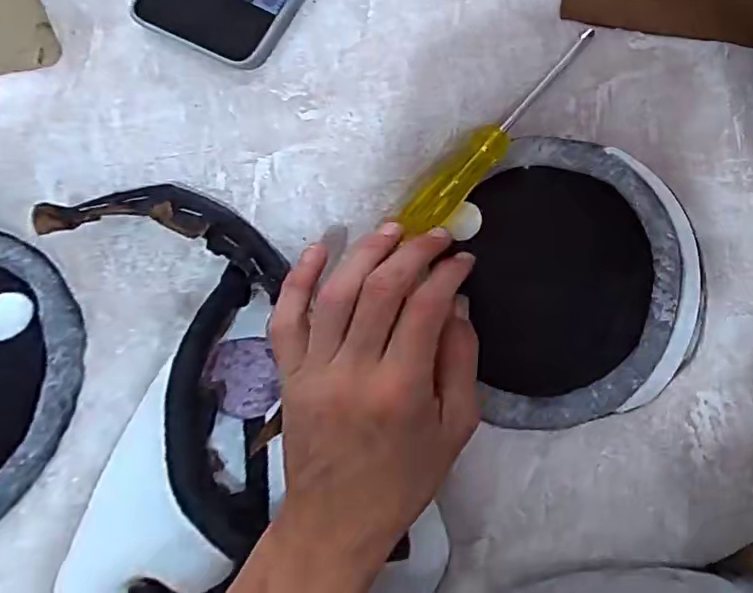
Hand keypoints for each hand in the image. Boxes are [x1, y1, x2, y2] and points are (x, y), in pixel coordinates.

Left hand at [232, 223, 480, 592]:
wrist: (334, 523)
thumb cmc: (407, 475)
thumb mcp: (458, 422)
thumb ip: (461, 358)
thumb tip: (456, 303)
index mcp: (400, 388)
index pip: (425, 307)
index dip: (449, 272)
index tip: (466, 259)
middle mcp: (351, 373)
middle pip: (380, 290)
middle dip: (414, 251)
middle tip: (439, 235)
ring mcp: (312, 373)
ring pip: (334, 295)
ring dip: (366, 252)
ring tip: (394, 228)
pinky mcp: (288, 377)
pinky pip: (286, 320)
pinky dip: (299, 279)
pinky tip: (320, 247)